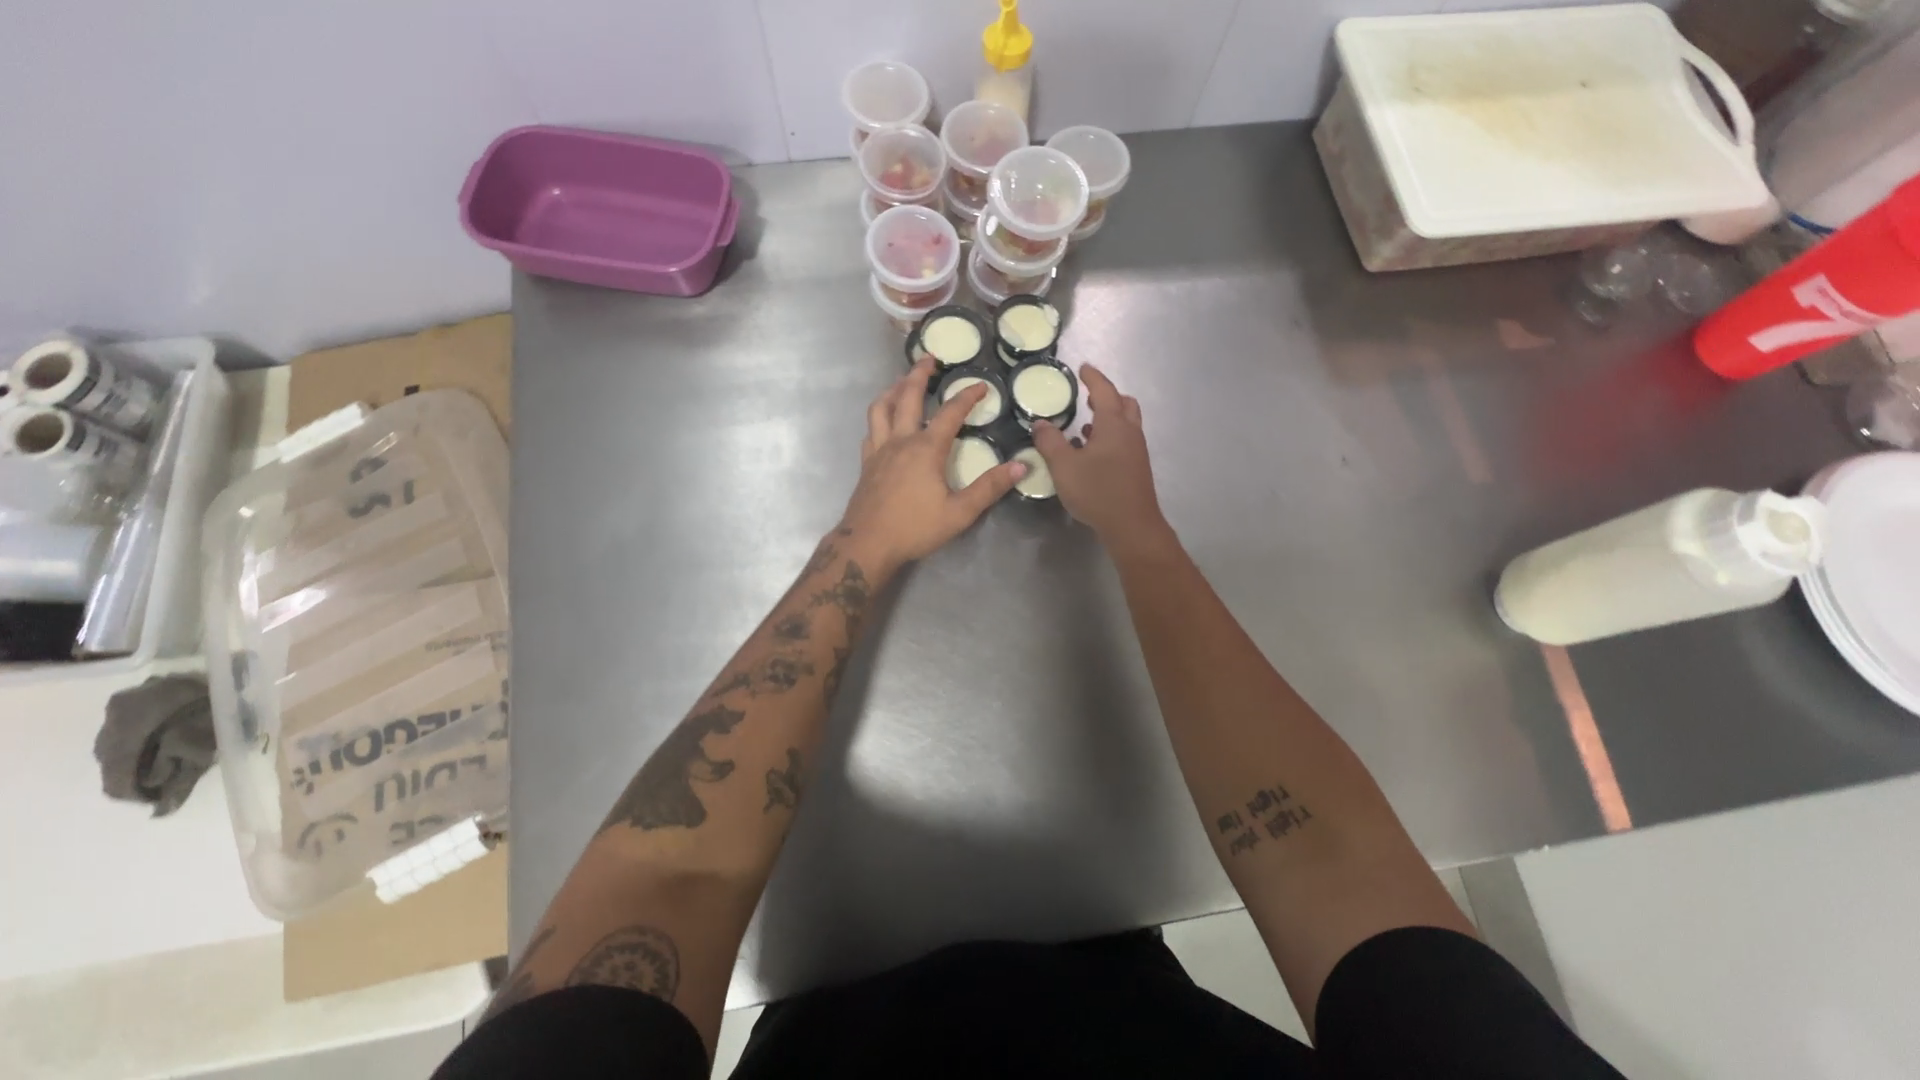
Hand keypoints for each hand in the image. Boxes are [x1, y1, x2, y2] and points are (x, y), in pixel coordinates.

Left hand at [838, 359, 1025, 567]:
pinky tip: (885, 421)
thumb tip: (1021, 466)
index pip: (950, 413)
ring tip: (903, 382)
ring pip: (881, 408)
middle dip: (919, 374)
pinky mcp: (866, 463)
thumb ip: (990, 488)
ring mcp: (879, 450)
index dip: (967, 396)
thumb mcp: (960, 512)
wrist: (867, 544)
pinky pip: (871, 429)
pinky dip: (880, 417)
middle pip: (908, 397)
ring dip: (893, 389)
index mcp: (926, 449)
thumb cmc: (915, 528)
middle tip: (930, 359)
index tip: (981, 386)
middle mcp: (900, 441)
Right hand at [1031, 364, 1171, 552]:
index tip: (1083, 368)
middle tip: (1088, 395)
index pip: (1104, 391)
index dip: (1093, 378)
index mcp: (1113, 424)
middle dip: (1107, 396)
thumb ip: (1050, 442)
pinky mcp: (1136, 468)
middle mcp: (1129, 433)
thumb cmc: (1097, 491)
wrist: (1131, 525)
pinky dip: (1109, 437)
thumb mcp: (1064, 466)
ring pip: (1125, 424)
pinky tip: (1091, 452)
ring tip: (1085, 424)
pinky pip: (1123, 441)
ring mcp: (1136, 451)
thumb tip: (1040, 423)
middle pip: (1124, 404)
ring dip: (1108, 418)